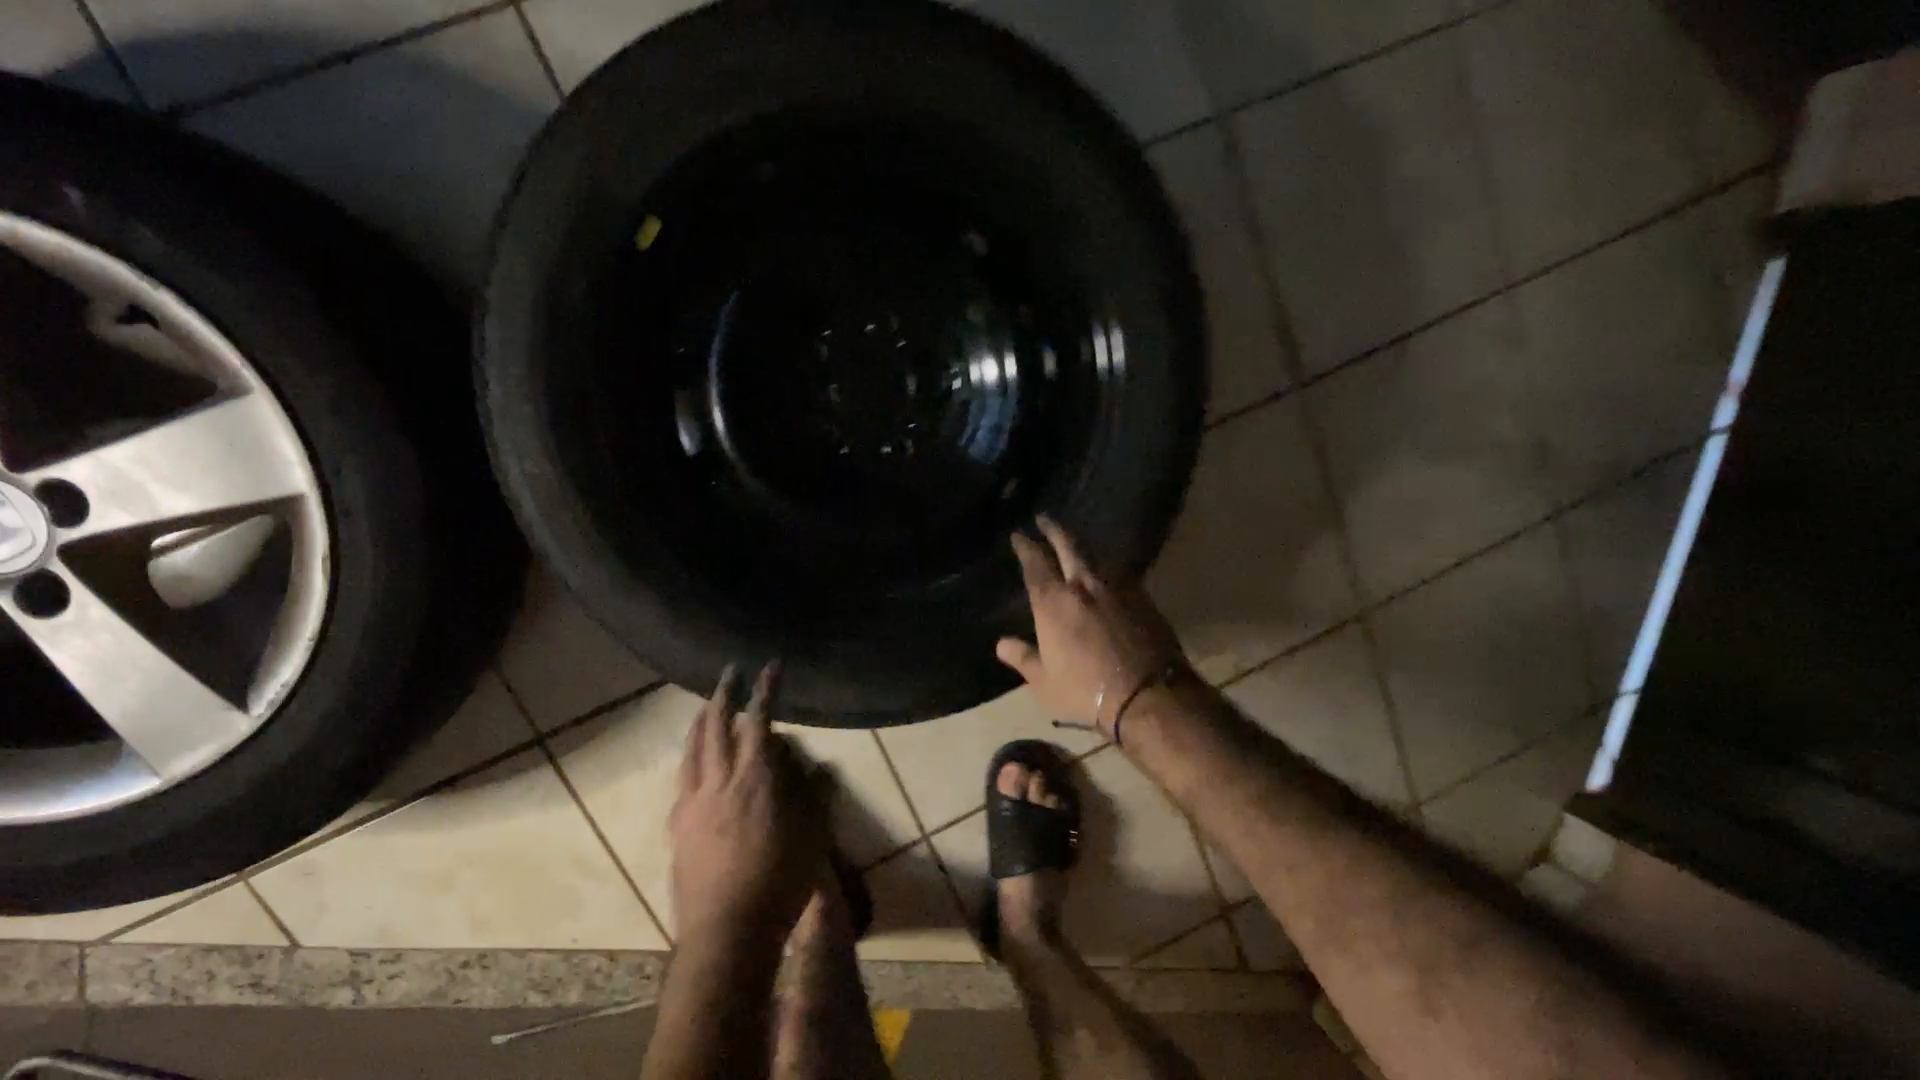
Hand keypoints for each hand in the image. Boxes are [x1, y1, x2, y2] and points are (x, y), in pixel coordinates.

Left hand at [667, 663, 825, 948]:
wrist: (726, 932)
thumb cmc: (779, 885)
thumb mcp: (811, 838)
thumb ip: (811, 797)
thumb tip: (813, 767)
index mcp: (755, 780)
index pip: (758, 721)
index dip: (765, 691)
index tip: (770, 667)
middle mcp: (718, 782)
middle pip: (715, 726)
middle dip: (723, 694)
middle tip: (730, 673)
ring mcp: (692, 804)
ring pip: (691, 749)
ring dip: (700, 721)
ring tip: (706, 706)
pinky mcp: (678, 827)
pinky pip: (682, 778)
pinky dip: (691, 756)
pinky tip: (694, 762)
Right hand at [995, 516, 1186, 735]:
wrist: (1149, 695)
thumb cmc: (1086, 692)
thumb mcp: (1045, 682)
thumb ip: (1024, 658)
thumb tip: (1002, 644)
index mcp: (1053, 602)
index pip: (1035, 564)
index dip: (1025, 547)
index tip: (1019, 535)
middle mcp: (1083, 584)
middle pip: (1068, 544)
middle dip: (1053, 529)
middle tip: (1044, 518)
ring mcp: (1117, 587)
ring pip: (1096, 554)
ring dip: (1082, 545)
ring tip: (1074, 543)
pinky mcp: (1142, 596)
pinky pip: (1118, 571)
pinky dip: (1105, 565)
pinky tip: (1104, 571)